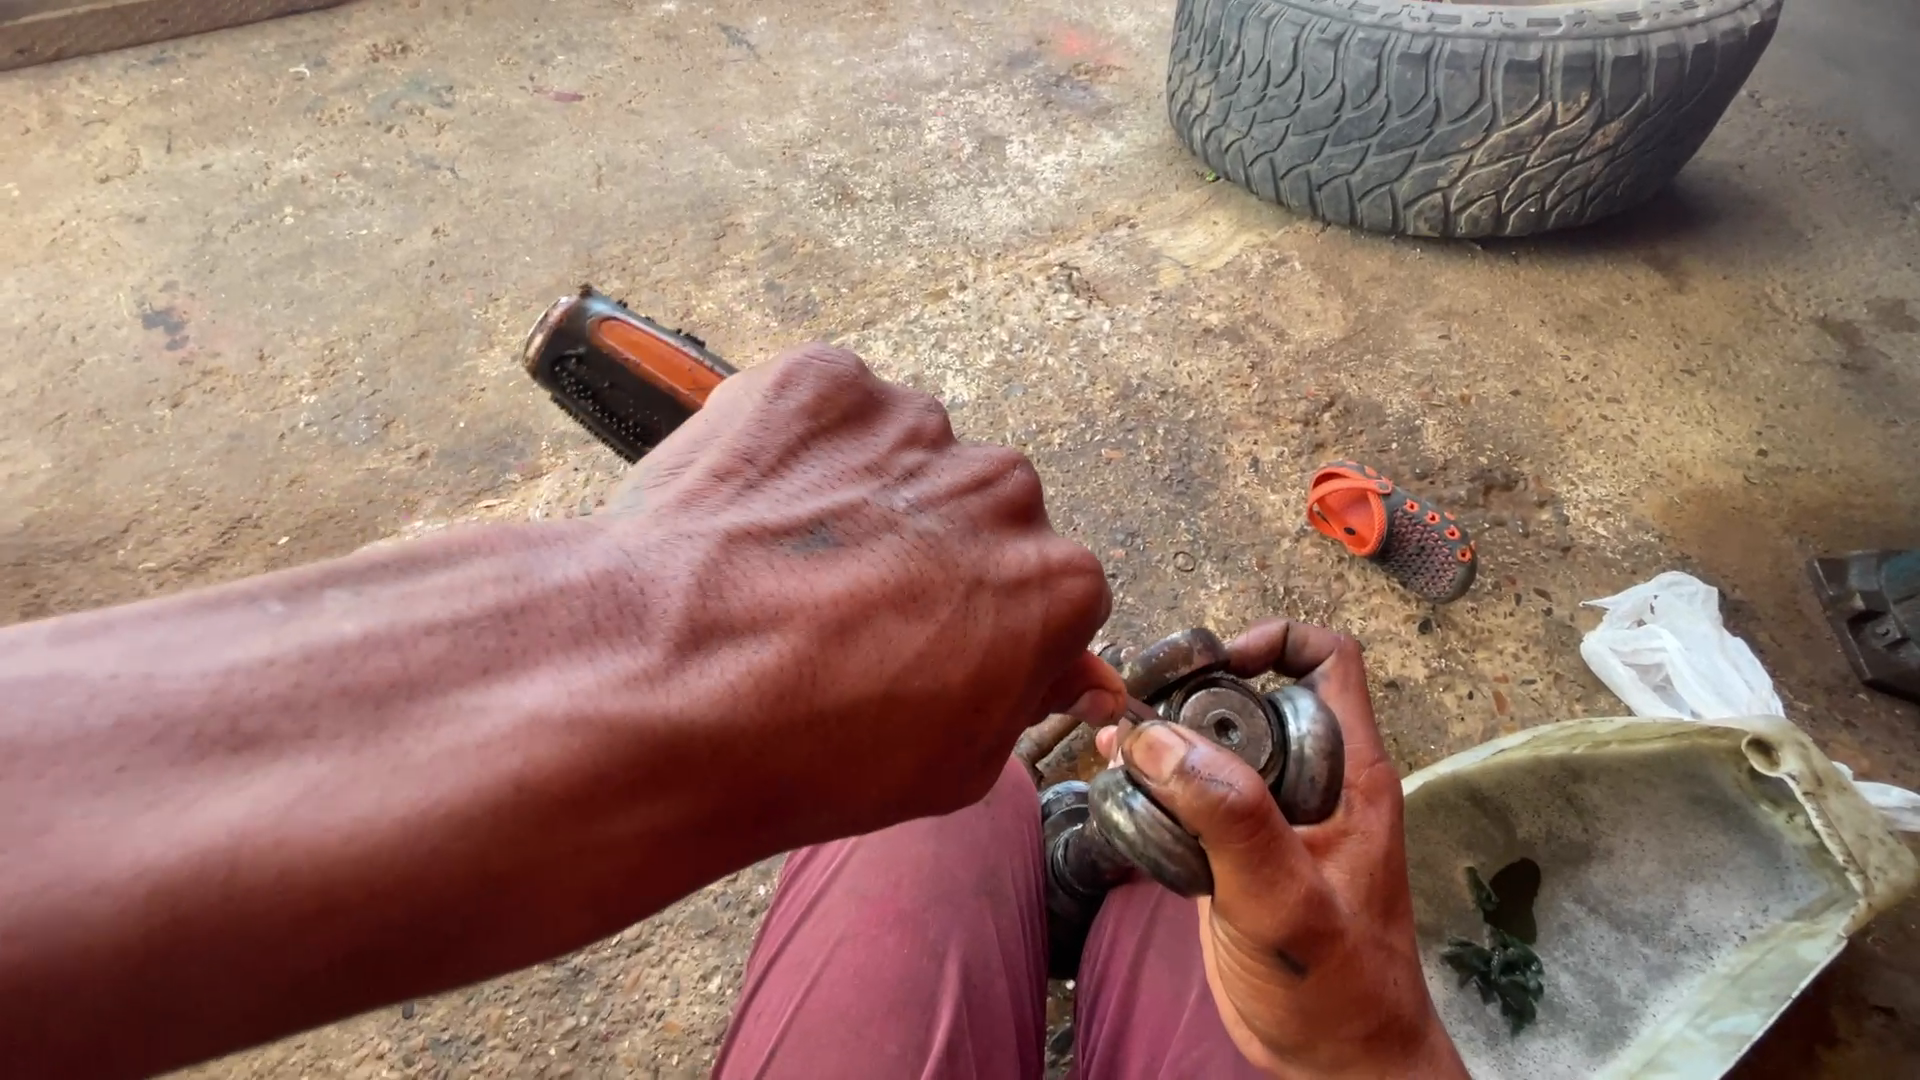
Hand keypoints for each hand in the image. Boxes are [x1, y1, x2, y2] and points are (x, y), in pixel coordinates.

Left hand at [598, 344, 1123, 843]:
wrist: (661, 685)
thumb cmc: (812, 749)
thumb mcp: (954, 766)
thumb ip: (1022, 692)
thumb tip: (1059, 662)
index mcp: (1054, 578)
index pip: (1048, 588)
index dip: (991, 618)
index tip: (940, 640)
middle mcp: (1005, 485)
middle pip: (981, 511)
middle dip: (936, 547)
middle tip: (853, 597)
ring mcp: (912, 421)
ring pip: (907, 455)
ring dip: (869, 492)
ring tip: (790, 554)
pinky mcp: (823, 380)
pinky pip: (830, 410)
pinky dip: (802, 445)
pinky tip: (757, 505)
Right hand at [1097, 620, 1465, 1078]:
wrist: (1331, 1058)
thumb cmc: (1335, 986)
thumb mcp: (1286, 900)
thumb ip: (1230, 817)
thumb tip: (1156, 737)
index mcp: (1347, 769)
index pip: (1328, 661)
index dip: (1274, 642)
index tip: (1216, 668)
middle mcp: (1306, 774)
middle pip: (1249, 694)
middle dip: (1192, 693)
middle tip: (1138, 712)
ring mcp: (1265, 807)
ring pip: (1210, 738)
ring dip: (1161, 735)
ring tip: (1114, 746)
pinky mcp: (1230, 839)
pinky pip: (1188, 785)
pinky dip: (1151, 777)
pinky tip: (1117, 785)